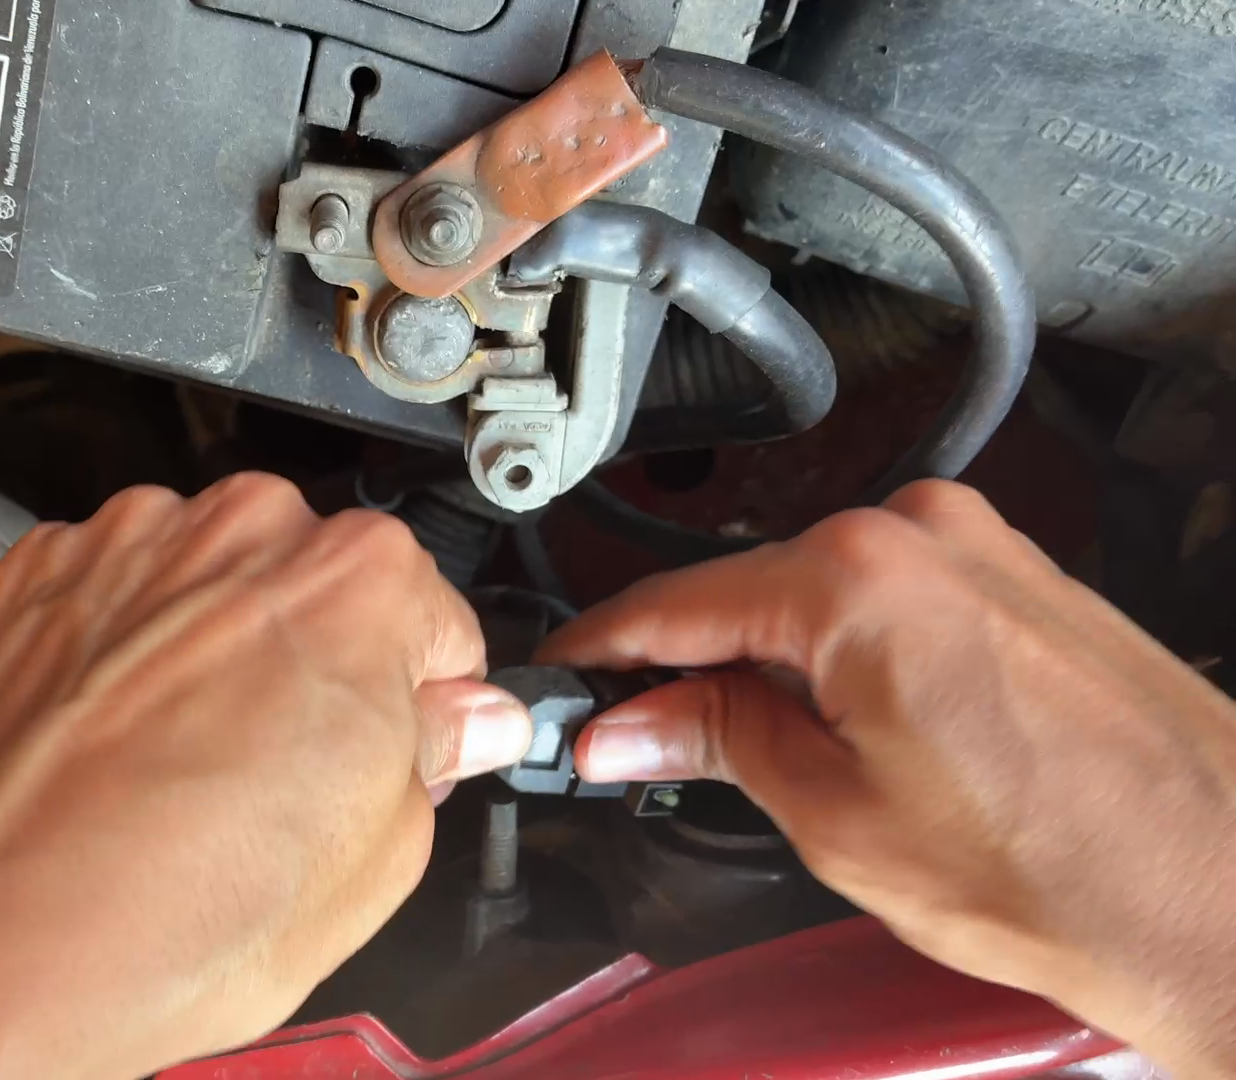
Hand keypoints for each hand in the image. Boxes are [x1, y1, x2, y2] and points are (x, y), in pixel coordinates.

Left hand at [0, 474, 532, 1079]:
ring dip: (226, 640)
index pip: (434, 619)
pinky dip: (141, 635)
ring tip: (186, 749)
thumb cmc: (171, 912)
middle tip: (279, 760)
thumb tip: (470, 716)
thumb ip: (435, 751)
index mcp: (359, 580)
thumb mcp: (374, 856)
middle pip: (327, 585)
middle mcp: (249, 528)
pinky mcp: (56, 561)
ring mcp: (140, 534)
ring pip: (227, 578)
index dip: (418, 693)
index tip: (386, 738)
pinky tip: (122, 722)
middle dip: (323, 656)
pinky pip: (136, 584)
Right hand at [540, 479, 1235, 1076]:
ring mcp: (963, 544)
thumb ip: (706, 741)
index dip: (599, 647)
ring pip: (789, 592)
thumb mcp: (832, 812)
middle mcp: (907, 535)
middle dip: (669, 659)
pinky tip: (800, 701)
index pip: (671, 607)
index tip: (560, 674)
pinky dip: (808, 642)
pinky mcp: (999, 570)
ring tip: (711, 726)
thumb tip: (613, 731)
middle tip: (622, 721)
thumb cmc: (1071, 876)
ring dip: (740, 654)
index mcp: (850, 581)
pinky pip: (857, 592)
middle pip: (730, 594)